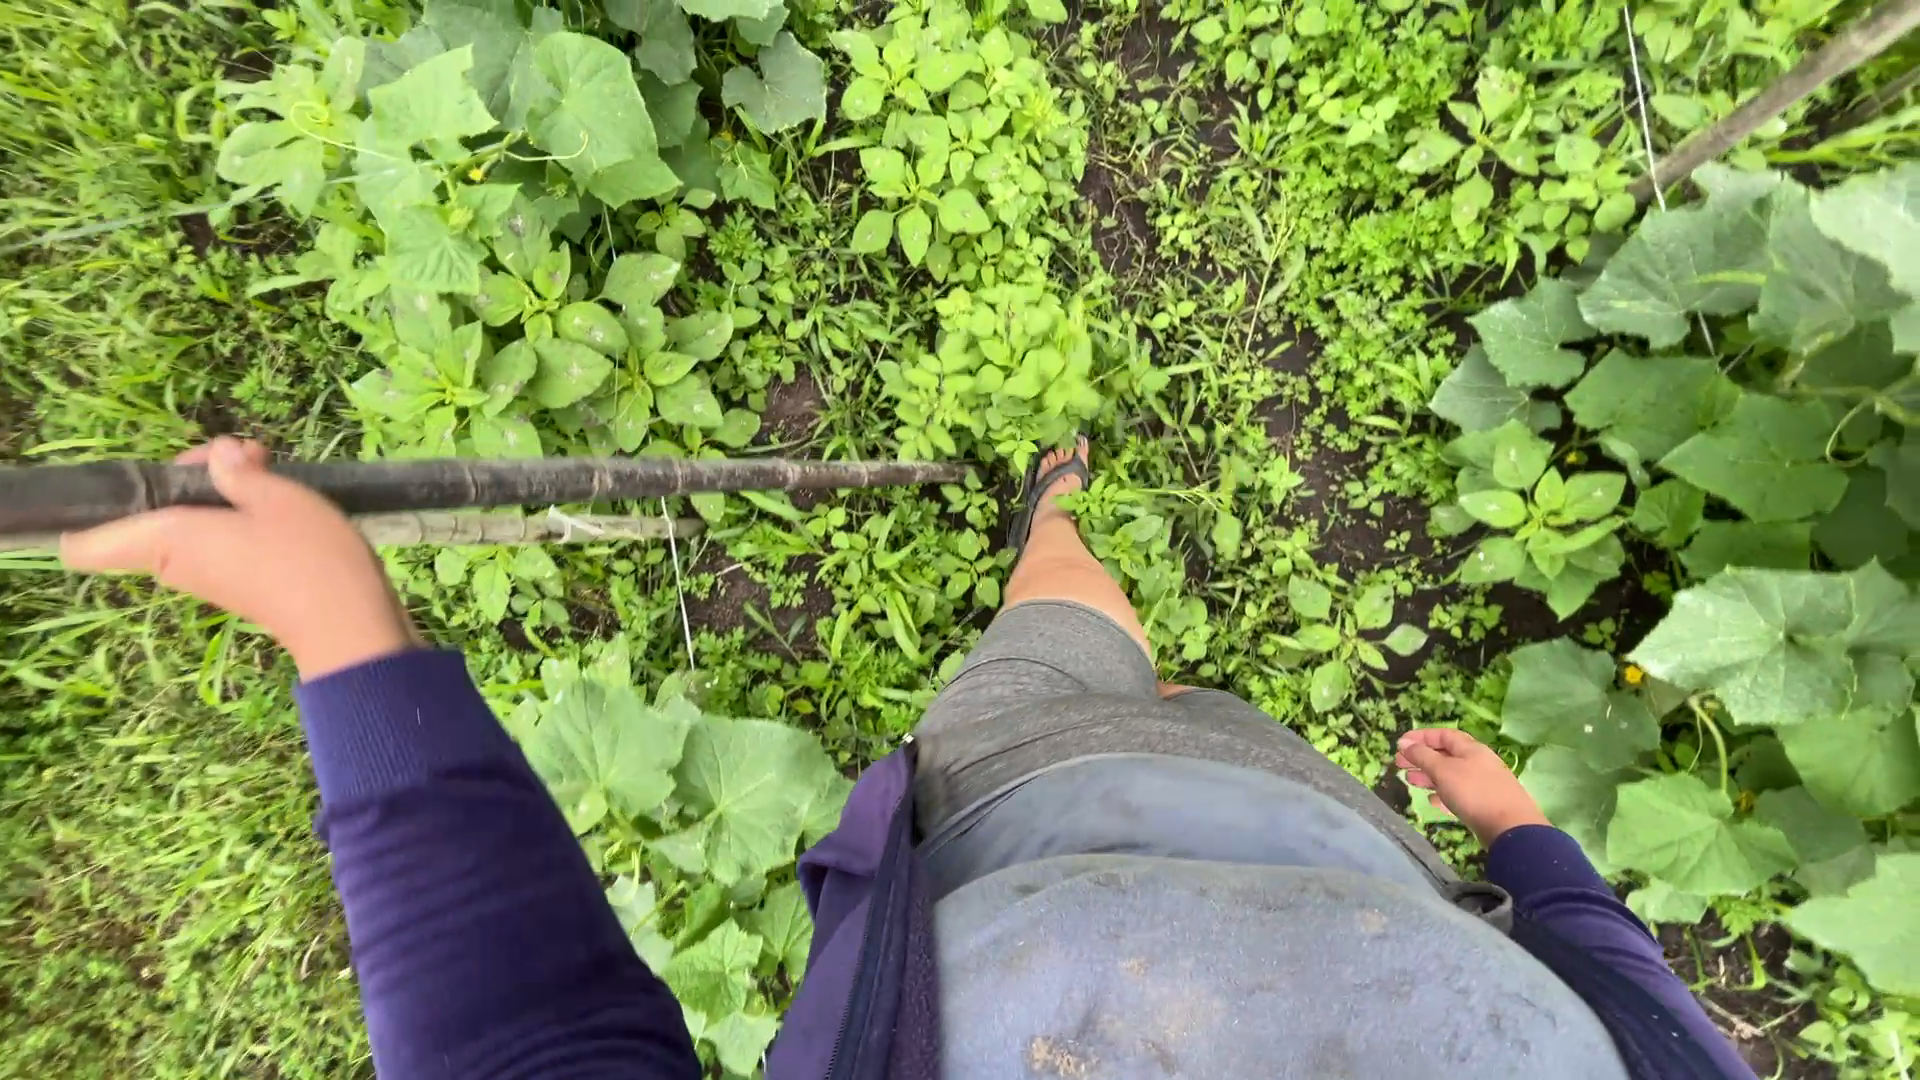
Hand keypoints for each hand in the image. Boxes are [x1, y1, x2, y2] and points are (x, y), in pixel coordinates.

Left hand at [60, 437, 418, 679]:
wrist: (349, 621)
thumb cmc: (310, 555)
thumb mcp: (284, 499)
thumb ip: (242, 474)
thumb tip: (218, 455)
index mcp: (165, 538)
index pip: (82, 544)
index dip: (98, 513)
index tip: (159, 482)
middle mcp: (173, 563)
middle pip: (150, 522)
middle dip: (189, 485)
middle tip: (244, 461)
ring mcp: (209, 580)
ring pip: (189, 535)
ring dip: (223, 504)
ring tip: (275, 481)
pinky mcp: (242, 590)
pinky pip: (221, 550)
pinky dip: (243, 527)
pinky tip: (288, 513)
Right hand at [1396, 728, 1549, 845]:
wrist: (1512, 830)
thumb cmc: (1474, 792)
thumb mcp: (1442, 770)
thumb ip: (1421, 755)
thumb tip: (1404, 743)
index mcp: (1471, 750)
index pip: (1443, 735)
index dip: (1420, 737)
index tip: (1400, 744)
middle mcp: (1478, 763)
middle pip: (1445, 755)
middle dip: (1421, 758)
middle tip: (1400, 765)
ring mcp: (1484, 784)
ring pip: (1450, 775)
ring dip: (1428, 776)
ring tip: (1411, 782)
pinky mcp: (1485, 804)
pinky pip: (1459, 793)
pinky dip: (1443, 794)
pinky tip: (1432, 801)